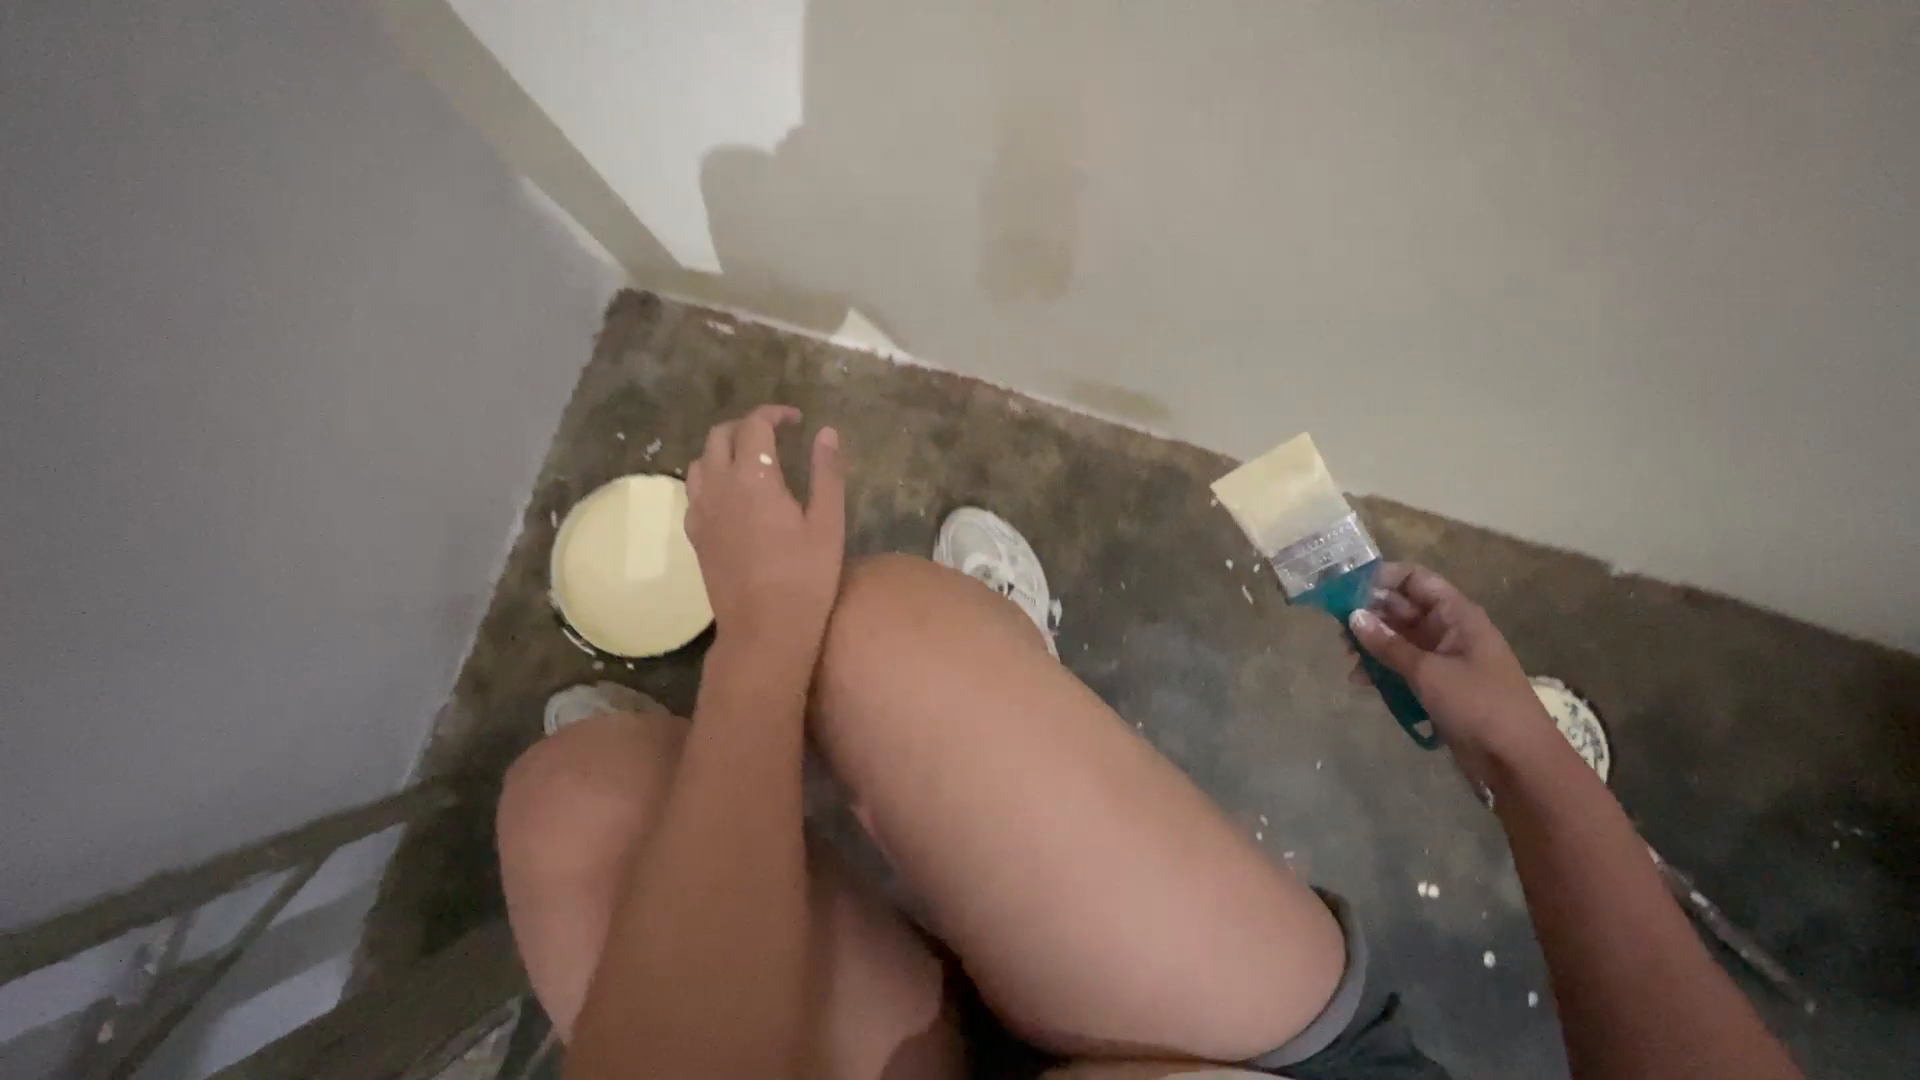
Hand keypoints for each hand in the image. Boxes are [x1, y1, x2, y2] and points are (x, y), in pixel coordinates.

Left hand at [684, 405, 845, 644]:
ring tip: (751, 460)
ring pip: (701, 461)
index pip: (755, 424)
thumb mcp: (828, 523)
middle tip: (775, 435)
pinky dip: (711, 478)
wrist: (764, 629)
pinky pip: (694, 491)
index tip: (796, 419)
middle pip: (720, 435)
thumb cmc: (806, 577)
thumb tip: (826, 432)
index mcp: (753, 476)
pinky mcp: (695, 535)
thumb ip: (826, 472)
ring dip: (723, 449)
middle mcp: (719, 485)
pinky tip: (732, 495)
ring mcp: (701, 511)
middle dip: (747, 426)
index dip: (775, 414)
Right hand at [1345, 562, 1550, 772]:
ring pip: (1398, 638)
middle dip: (1368, 614)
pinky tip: (1360, 681)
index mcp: (1457, 615)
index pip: (1415, 579)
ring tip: (1346, 657)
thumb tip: (1352, 616)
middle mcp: (1449, 630)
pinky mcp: (1437, 684)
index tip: (1344, 588)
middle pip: (1402, 607)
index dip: (1381, 578)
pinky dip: (1381, 669)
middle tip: (1336, 628)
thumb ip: (1388, 644)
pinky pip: (1402, 665)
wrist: (1517, 761)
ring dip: (1371, 644)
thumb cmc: (1479, 705)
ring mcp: (1443, 658)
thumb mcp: (1428, 671)